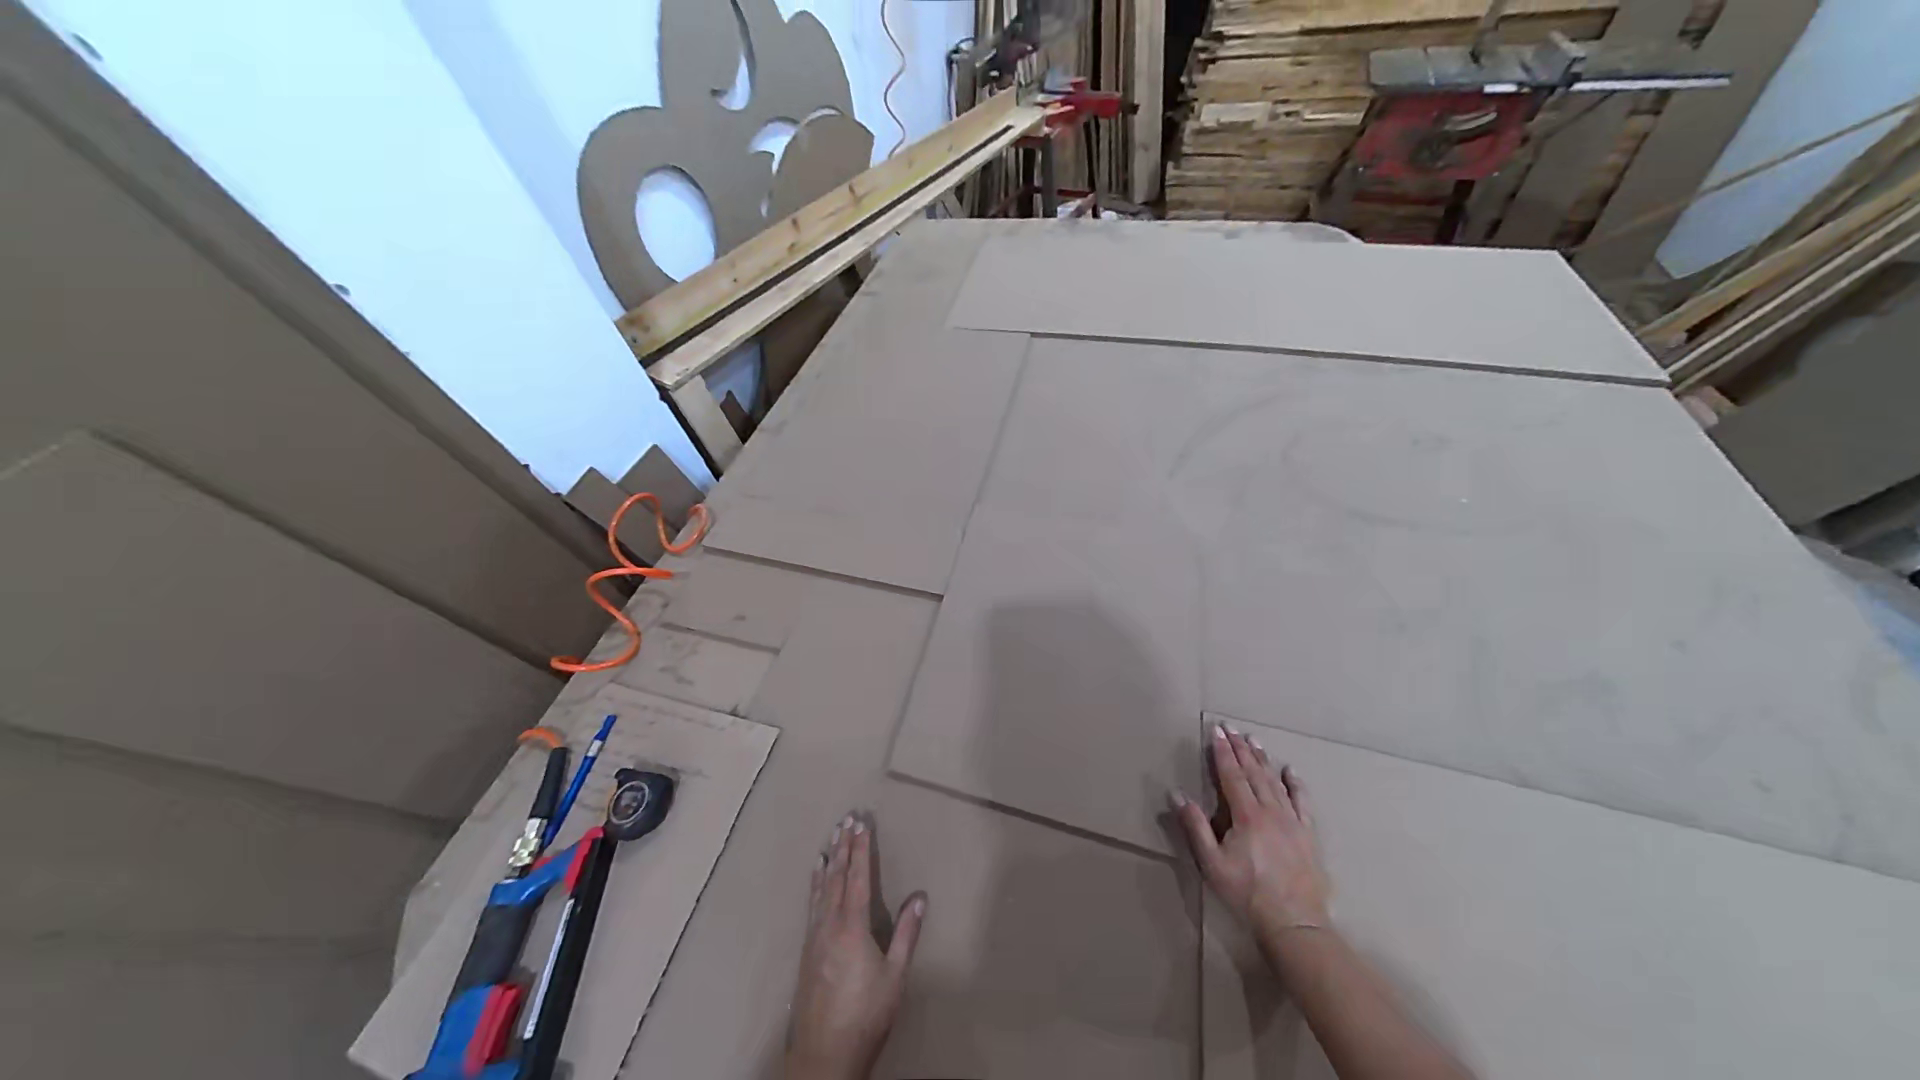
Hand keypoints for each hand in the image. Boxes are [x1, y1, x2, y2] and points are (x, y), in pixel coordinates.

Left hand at [786, 812, 926, 1079]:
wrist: (824, 1054)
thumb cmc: (866, 1015)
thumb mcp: (895, 977)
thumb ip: (907, 935)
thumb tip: (920, 897)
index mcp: (852, 927)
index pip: (857, 877)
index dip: (861, 848)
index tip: (862, 822)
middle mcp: (829, 924)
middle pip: (836, 876)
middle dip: (843, 846)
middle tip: (846, 818)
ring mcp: (814, 937)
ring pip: (821, 888)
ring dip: (828, 860)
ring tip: (830, 837)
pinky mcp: (806, 950)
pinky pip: (811, 904)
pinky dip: (814, 884)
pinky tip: (815, 877)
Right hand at [1171, 725, 1329, 937]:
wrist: (1294, 922)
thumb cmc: (1247, 893)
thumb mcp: (1212, 863)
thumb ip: (1195, 827)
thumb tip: (1177, 795)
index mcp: (1246, 815)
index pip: (1231, 775)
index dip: (1222, 752)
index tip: (1216, 731)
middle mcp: (1271, 811)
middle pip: (1253, 772)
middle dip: (1240, 748)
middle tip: (1231, 727)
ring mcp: (1292, 821)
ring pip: (1275, 781)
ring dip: (1262, 759)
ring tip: (1253, 740)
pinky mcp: (1308, 835)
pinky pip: (1302, 802)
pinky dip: (1295, 784)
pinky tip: (1290, 770)